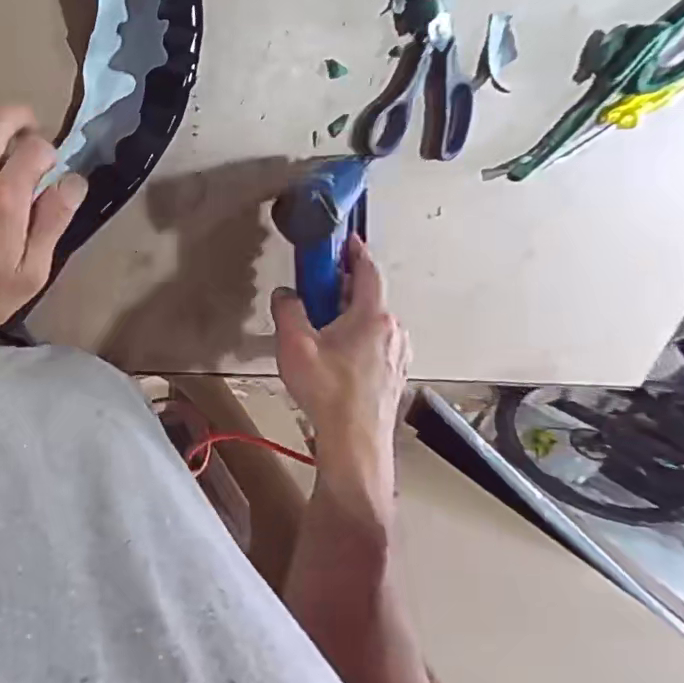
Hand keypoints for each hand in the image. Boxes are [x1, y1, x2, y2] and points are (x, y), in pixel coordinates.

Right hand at [271, 235, 410, 511]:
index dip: (355, 251)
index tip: (344, 240)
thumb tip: (286, 294)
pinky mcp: (393, 374)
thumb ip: (288, 309)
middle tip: (315, 288)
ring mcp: (397, 354)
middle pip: (367, 295)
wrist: (355, 441)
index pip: (368, 270)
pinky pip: (374, 343)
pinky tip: (333, 355)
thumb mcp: (294, 343)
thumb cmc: (328, 391)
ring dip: (347, 315)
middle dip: (341, 287)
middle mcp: (393, 330)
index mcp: (373, 315)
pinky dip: (355, 337)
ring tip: (318, 327)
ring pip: (371, 321)